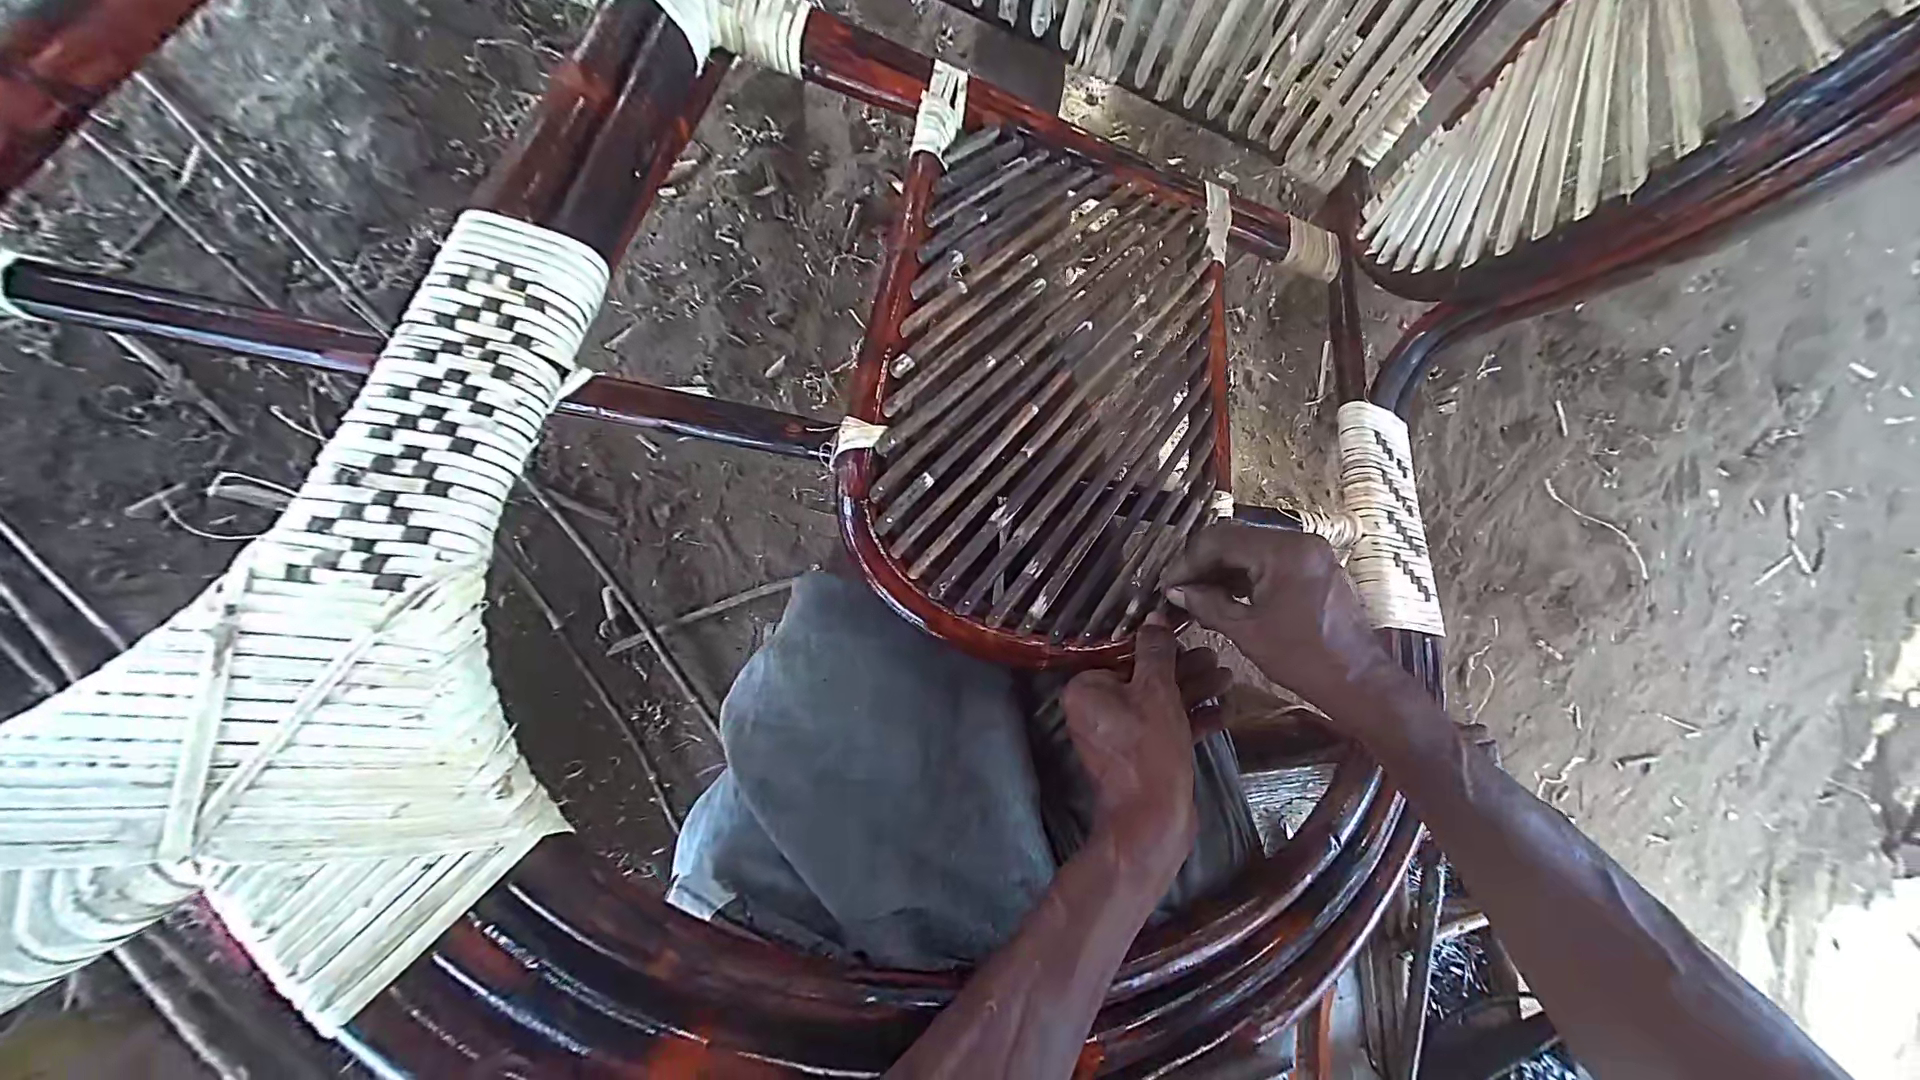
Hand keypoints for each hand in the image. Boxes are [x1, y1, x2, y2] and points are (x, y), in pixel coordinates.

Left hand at [1060, 625, 1221, 869]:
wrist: (1153, 823)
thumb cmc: (1149, 751)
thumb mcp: (1157, 692)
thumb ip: (1156, 653)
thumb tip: (1154, 620)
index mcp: (1086, 690)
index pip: (1122, 657)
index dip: (1158, 648)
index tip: (1186, 638)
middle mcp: (1095, 710)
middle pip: (1144, 679)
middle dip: (1182, 670)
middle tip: (1214, 658)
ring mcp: (1117, 735)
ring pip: (1157, 703)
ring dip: (1192, 691)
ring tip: (1226, 679)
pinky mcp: (1138, 755)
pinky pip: (1162, 728)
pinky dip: (1188, 719)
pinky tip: (1221, 711)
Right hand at [1161, 523, 1389, 709]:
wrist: (1358, 681)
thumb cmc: (1302, 658)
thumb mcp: (1245, 631)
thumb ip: (1206, 604)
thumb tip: (1175, 591)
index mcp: (1284, 552)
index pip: (1220, 541)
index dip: (1188, 562)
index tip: (1168, 585)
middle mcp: (1298, 542)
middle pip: (1234, 540)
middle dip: (1202, 564)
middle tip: (1178, 589)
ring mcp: (1309, 553)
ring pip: (1249, 549)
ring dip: (1220, 570)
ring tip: (1196, 596)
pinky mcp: (1313, 567)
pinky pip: (1268, 561)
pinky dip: (1242, 575)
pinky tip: (1223, 596)